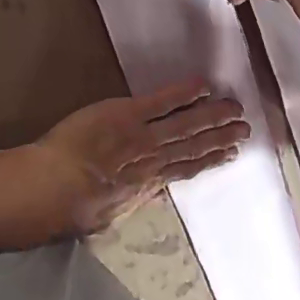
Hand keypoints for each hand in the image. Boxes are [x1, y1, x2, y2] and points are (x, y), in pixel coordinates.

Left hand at [21, 80, 248, 235]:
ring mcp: (143, 136)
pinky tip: (203, 86)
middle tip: (245, 129)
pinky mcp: (127, 114)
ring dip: (213, 116)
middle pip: (195, 147)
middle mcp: (154, 160)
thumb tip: (152, 195)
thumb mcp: (110, 214)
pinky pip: (162, 102)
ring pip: (187, 125)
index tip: (230, 154)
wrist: (55, 186)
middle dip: (221, 137)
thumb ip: (134, 199)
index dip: (211, 161)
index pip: (187, 170)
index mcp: (148, 185)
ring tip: (235, 110)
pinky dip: (184, 94)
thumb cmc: (73, 206)